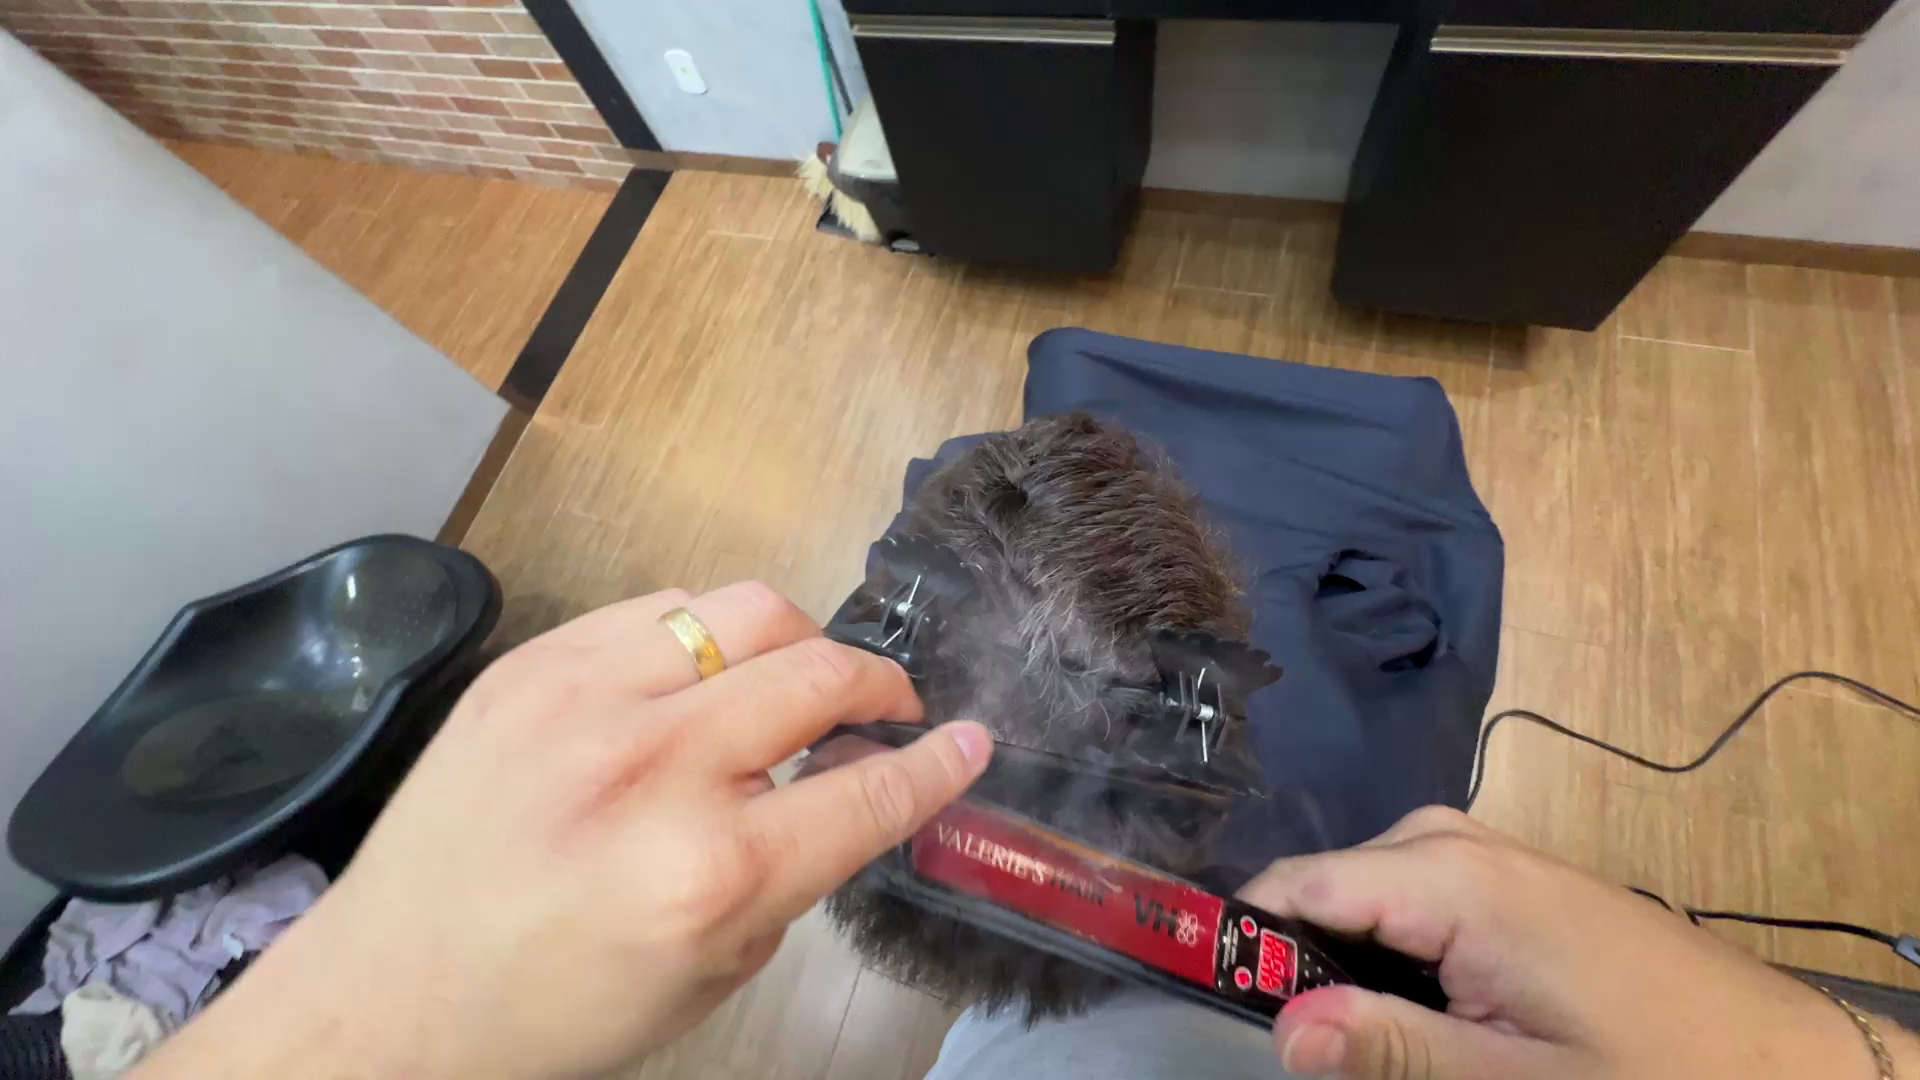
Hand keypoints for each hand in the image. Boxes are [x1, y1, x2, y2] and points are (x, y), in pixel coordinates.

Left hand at [135, 582, 991, 1079]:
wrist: (380, 1001)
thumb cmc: (566, 1010)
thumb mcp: (720, 965)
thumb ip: (805, 859)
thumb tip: (857, 767)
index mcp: (708, 874)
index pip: (866, 794)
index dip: (936, 764)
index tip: (972, 740)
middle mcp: (652, 770)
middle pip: (818, 674)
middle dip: (880, 686)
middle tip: (885, 709)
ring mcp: (583, 698)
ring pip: (751, 611)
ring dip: (802, 644)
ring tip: (796, 681)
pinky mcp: (535, 661)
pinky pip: (669, 608)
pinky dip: (714, 639)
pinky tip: (703, 679)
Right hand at [1241, 807, 1909, 1079]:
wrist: (1807, 1068)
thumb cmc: (1667, 1077)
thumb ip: (1393, 1050)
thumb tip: (1279, 1030)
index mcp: (1444, 872)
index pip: (1297, 883)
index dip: (1250, 937)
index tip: (1233, 1003)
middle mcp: (1440, 835)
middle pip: (1323, 890)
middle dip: (1308, 964)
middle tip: (1340, 1052)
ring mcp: (1466, 846)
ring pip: (1356, 897)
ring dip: (1353, 965)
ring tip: (1398, 1037)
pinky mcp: (1486, 869)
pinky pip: (1399, 898)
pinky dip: (1392, 954)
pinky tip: (1436, 1008)